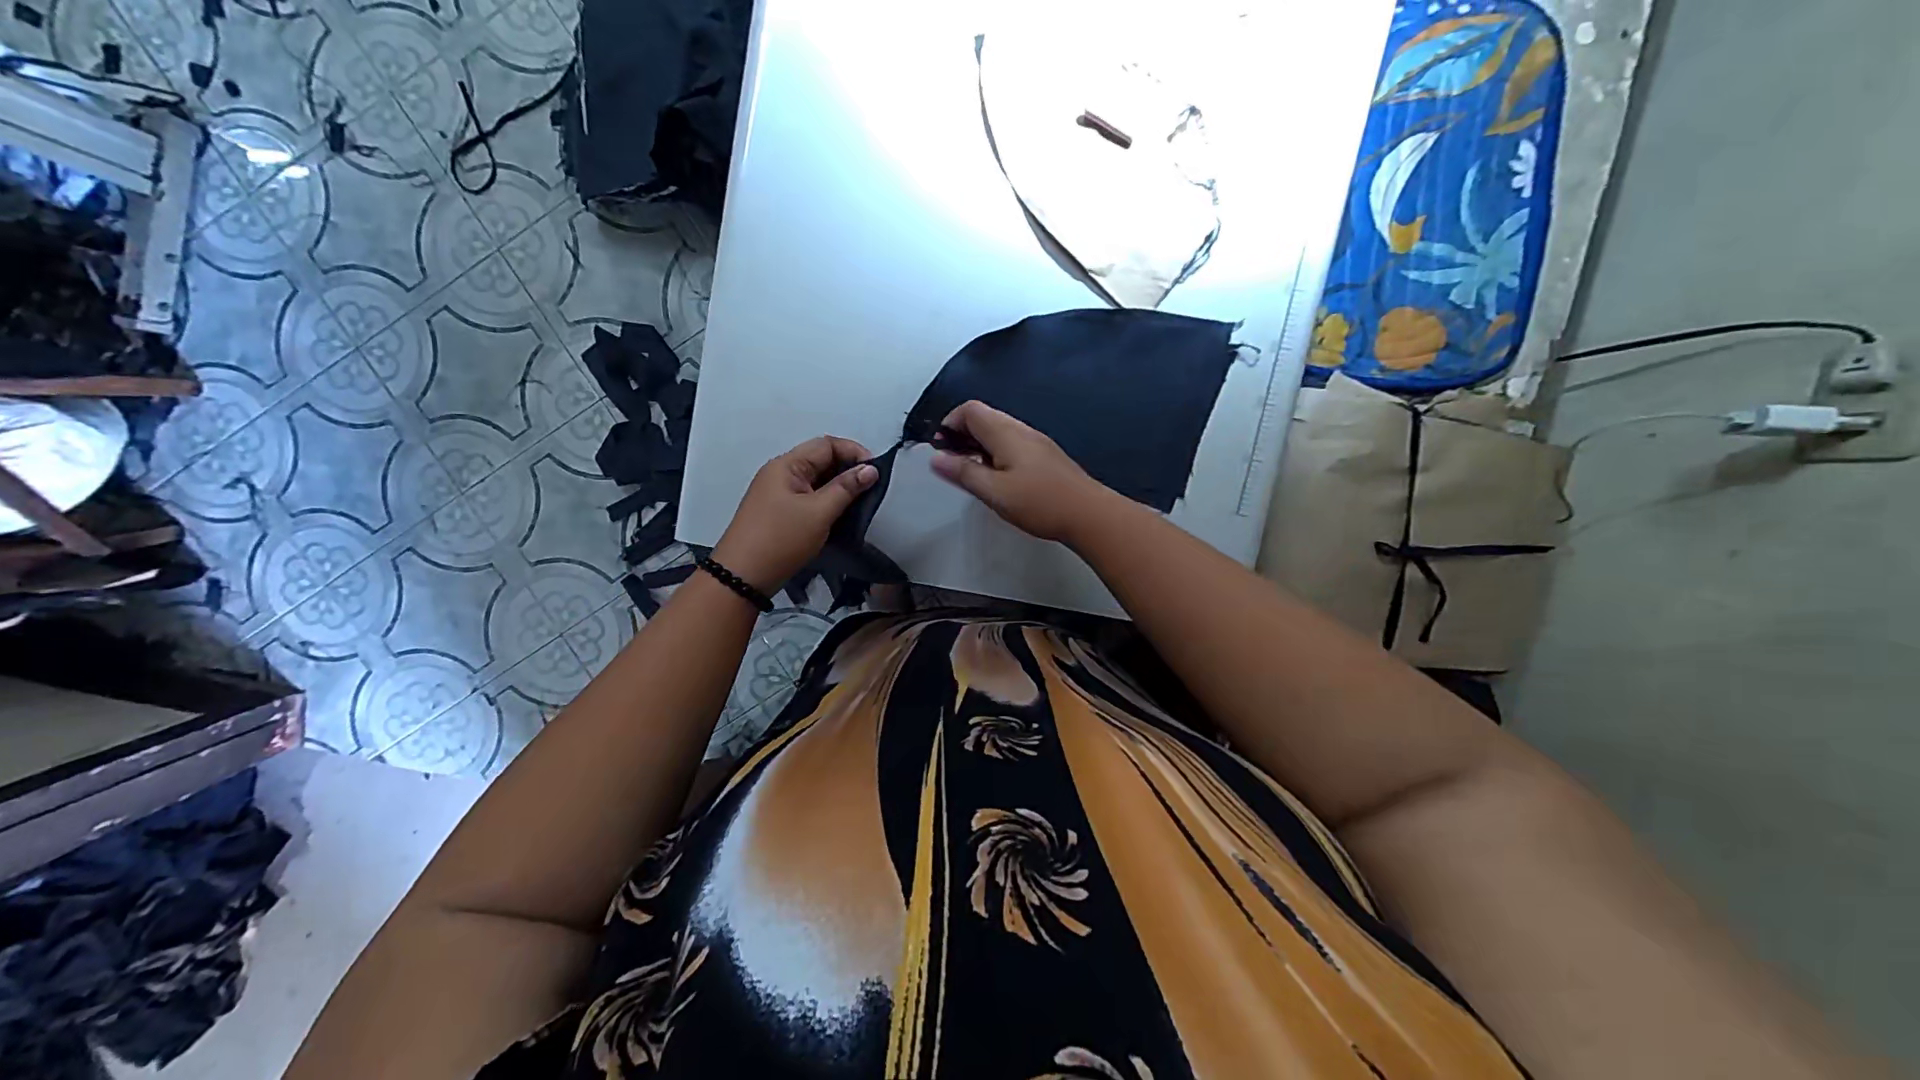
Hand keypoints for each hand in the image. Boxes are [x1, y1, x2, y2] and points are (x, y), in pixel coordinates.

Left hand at [712, 436, 877, 591]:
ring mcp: (778, 493)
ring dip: (839, 486)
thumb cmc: (781, 539)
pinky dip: (827, 500)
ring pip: (816, 479)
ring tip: (860, 502)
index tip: (876, 472)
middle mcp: (781, 472)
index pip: (826, 445)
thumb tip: (870, 469)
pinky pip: (809, 496)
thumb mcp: (819, 513)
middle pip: (821, 459)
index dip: (854, 452)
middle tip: (871, 488)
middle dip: (848, 469)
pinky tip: (840, 514)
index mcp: (787, 465)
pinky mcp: (779, 511)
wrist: (742, 577)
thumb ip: (846, 488)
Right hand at [929, 400, 1114, 542]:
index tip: (940, 448)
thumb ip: (964, 472)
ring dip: (979, 445)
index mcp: (1005, 432)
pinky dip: (996, 453)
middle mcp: (1021, 430)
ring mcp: (1036, 442)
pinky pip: (1013, 444)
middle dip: (962, 434)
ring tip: (972, 472)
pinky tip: (998, 478)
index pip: (969, 410)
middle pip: (984, 417)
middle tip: (952, 462)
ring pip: (999, 431)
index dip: (949, 424)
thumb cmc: (1041, 502)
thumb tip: (937, 459)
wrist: (1088, 513)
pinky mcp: (1045, 456)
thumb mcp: (994, 491)